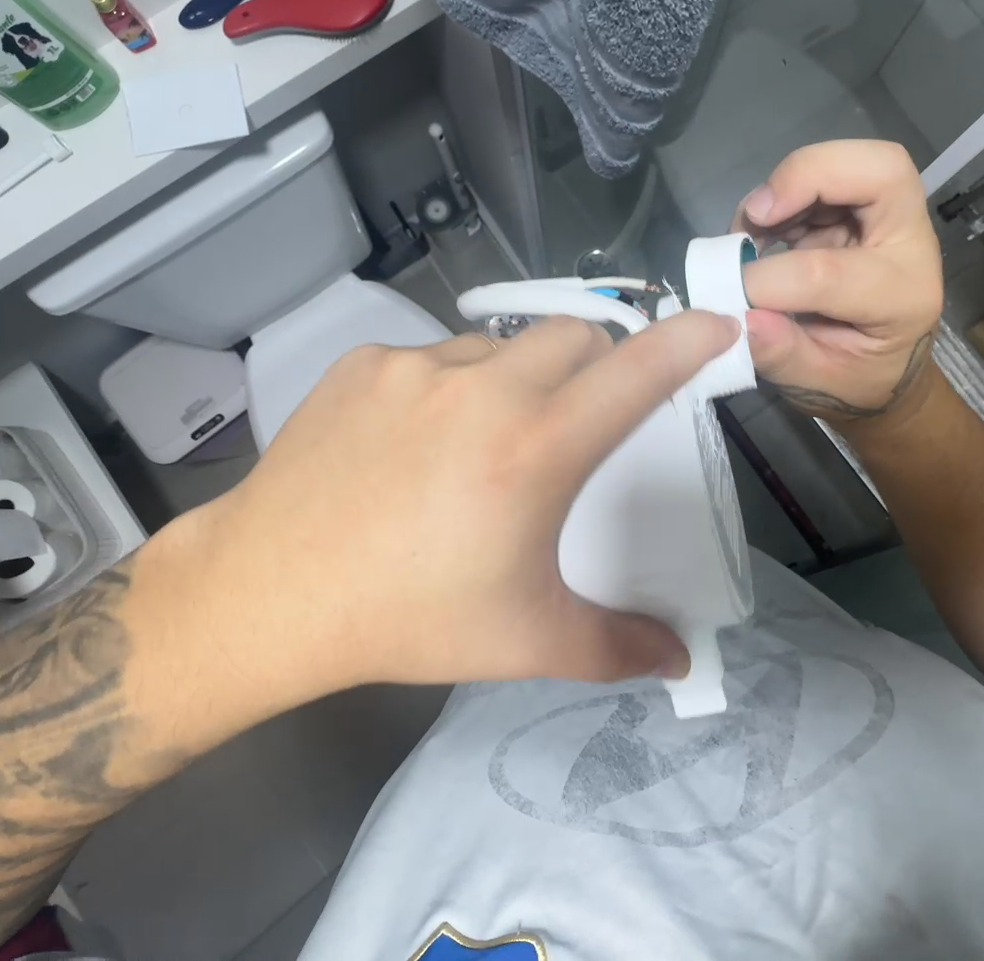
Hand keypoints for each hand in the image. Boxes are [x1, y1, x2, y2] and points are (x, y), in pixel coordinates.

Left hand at [161, 312, 740, 707]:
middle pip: (573, 335)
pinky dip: (450, 387)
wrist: (268, 594)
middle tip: (577, 421)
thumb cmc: (407, 619)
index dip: (686, 343)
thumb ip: (617, 647)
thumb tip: (680, 659)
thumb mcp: (525, 639)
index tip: (715, 324)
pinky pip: (432, 357)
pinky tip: (415, 445)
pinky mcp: (362, 363)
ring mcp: (414, 366)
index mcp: (534, 449)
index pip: (634, 373)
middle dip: (596, 363)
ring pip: (500, 346)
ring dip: (518, 378)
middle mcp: (481, 388)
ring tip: (484, 444)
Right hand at [733, 140, 944, 431]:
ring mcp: (888, 222)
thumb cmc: (854, 382)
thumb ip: (781, 355)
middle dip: (809, 175)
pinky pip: (828, 175)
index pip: (831, 272)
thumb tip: (741, 316)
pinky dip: (785, 192)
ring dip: (789, 185)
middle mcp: (908, 247)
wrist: (885, 372)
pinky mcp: (863, 211)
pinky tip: (762, 228)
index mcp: (901, 301)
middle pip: (882, 170)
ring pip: (853, 162)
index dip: (770, 279)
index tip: (730, 296)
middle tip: (758, 214)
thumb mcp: (815, 386)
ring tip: (753, 229)